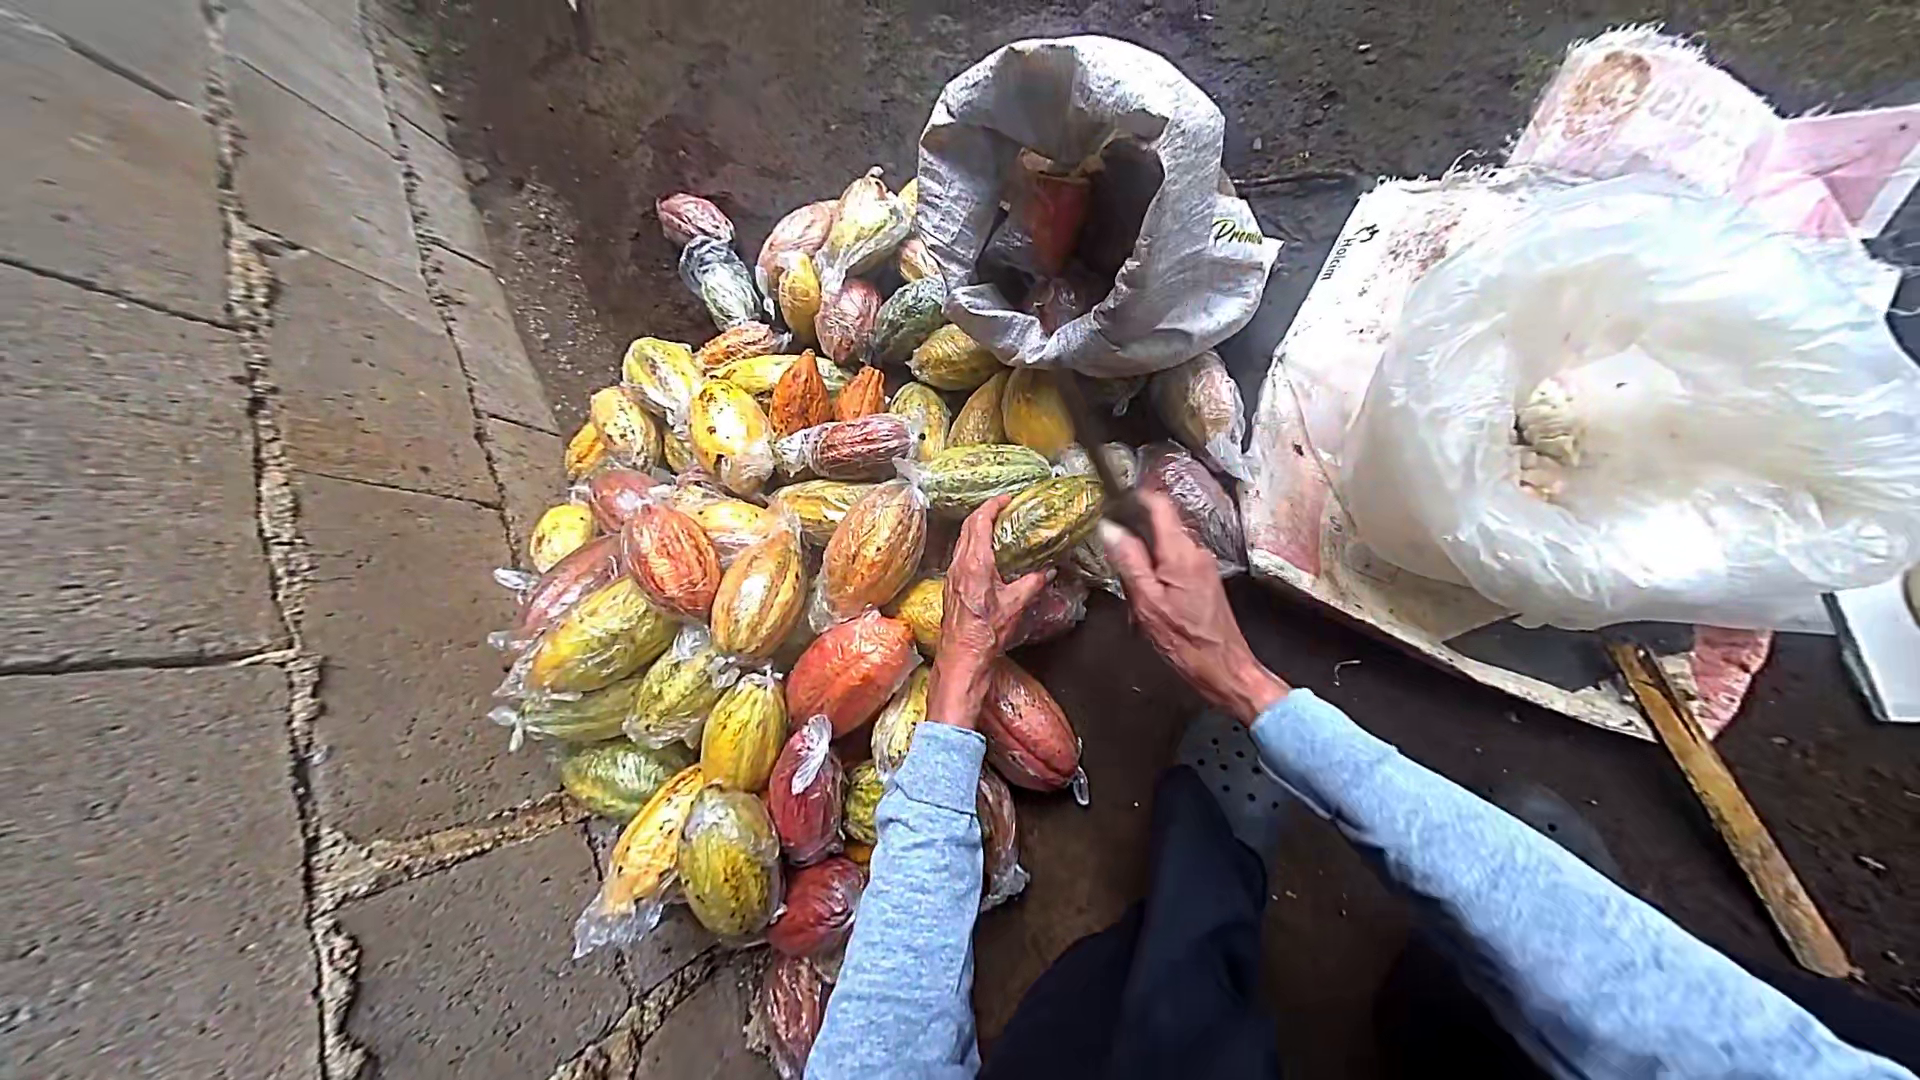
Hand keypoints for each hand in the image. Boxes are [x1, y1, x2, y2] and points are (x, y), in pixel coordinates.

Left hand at [928, 495, 1050, 729]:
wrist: (963, 656)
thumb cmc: (985, 633)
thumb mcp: (1017, 604)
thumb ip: (1034, 582)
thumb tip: (1049, 571)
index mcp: (974, 562)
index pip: (979, 521)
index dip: (992, 505)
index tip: (1005, 499)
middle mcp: (959, 564)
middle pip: (967, 526)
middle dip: (984, 512)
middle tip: (1002, 507)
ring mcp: (952, 575)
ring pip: (961, 540)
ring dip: (977, 528)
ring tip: (996, 525)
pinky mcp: (951, 586)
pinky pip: (960, 554)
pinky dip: (973, 544)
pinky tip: (986, 553)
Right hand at [1099, 491, 1288, 723]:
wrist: (1225, 669)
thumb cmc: (1185, 641)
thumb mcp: (1147, 602)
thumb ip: (1129, 561)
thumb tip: (1109, 528)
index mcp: (1180, 552)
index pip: (1159, 505)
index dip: (1135, 497)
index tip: (1113, 501)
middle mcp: (1196, 551)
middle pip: (1160, 525)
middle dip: (1134, 536)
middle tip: (1111, 553)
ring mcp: (1203, 565)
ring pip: (1165, 546)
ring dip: (1144, 560)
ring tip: (1129, 588)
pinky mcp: (1204, 579)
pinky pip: (1174, 562)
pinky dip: (1156, 573)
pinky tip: (1147, 599)